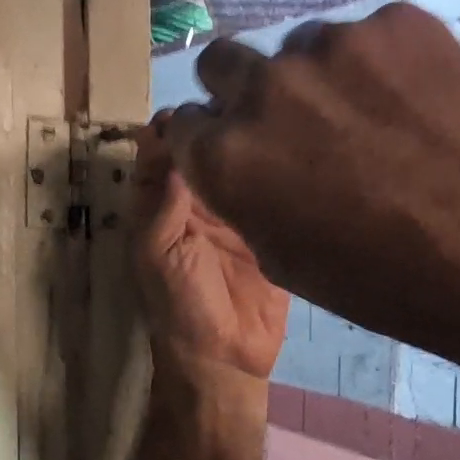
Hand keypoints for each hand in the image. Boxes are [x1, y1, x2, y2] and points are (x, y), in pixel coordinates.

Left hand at [133, 121, 289, 379]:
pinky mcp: (273, 226)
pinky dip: (283, 169)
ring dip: (252, 140)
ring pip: (242, 161)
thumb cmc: (180, 305)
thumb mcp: (159, 250)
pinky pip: (274, 190)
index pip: (164, 149)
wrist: (227, 358)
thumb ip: (162, 199)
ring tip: (275, 112)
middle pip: (207, 147)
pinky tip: (301, 146)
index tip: (200, 105)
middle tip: (246, 101)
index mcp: (163, 202)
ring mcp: (239, 210)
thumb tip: (172, 136)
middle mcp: (199, 199)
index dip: (176, 125)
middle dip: (219, 124)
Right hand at [158, 3, 459, 360]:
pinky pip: (367, 36)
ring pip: (299, 47)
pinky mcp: (395, 21)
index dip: (209, 138)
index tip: (237, 149)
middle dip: (243, 90)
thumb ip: (244, 196)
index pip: (184, 122)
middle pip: (222, 61)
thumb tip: (243, 161)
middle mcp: (261, 89)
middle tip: (293, 123)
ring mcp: (330, 46)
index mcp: (224, 156)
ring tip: (374, 118)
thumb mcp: (286, 259)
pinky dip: (380, 64)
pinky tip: (420, 103)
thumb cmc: (387, 281)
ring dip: (316, 77)